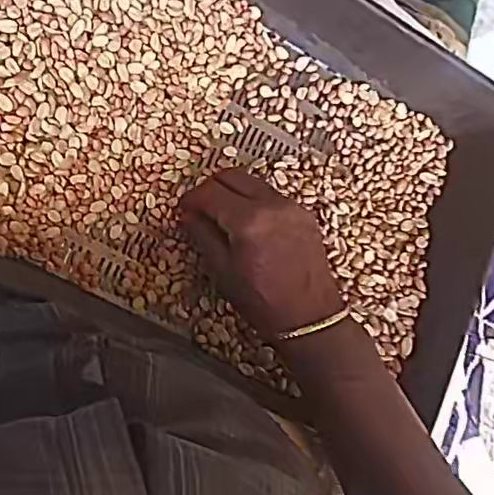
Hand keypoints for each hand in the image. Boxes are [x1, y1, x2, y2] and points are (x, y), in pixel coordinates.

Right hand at [179, 169, 345, 338]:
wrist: (309, 318)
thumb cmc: (263, 302)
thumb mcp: (223, 271)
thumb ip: (203, 235)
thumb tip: (188, 215)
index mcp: (249, 221)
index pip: (210, 192)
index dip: (191, 199)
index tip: (184, 209)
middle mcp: (273, 205)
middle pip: (231, 176)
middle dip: (210, 188)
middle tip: (199, 208)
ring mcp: (291, 207)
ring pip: (252, 182)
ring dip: (232, 192)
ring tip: (221, 218)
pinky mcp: (303, 215)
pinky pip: (270, 195)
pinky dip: (253, 201)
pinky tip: (246, 225)